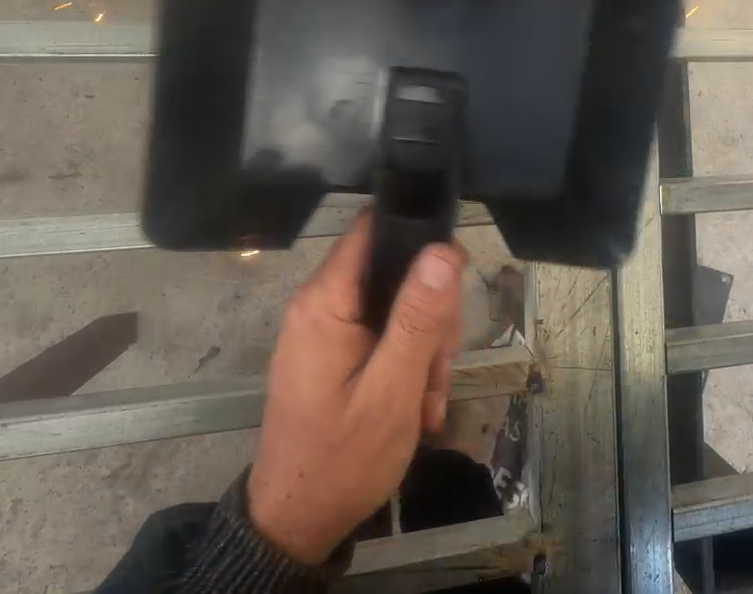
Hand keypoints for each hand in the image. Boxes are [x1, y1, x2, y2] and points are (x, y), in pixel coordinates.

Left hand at [246, 211, 466, 563]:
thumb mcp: (392, 392)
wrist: (297, 523)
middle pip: (392, 269)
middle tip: (441, 360)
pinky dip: (407, 362)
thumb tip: (444, 251)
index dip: (418, 236)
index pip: (373, 228)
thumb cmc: (342, 460)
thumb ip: (418, 320)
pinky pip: (383, 334)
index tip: (455, 272)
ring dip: (424, 345)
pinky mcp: (333, 352)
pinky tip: (418, 402)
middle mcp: (320, 304)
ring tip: (428, 395)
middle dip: (430, 310)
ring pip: (396, 304)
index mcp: (325, 302)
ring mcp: (325, 329)